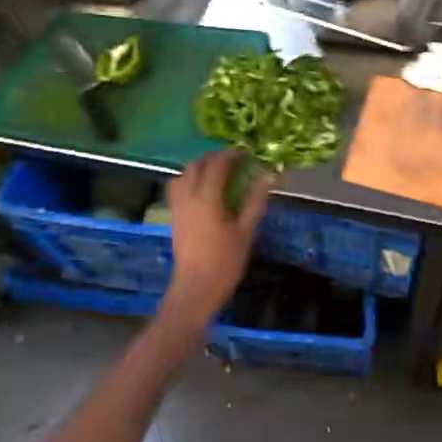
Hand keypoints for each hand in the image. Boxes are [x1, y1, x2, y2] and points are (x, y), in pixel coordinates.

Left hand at [162, 151, 270, 327]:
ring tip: (214, 172)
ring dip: (198, 167)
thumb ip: (254, 201)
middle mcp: (188, 197)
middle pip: (196, 166)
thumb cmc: (225, 262)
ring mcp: (178, 207)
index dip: (231, 155)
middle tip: (231, 160)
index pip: (217, 165)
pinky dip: (188, 180)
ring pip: (182, 175)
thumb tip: (268, 177)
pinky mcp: (174, 217)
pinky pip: (176, 188)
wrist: (196, 288)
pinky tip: (200, 190)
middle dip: (213, 158)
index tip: (245, 153)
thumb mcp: (245, 231)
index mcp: (207, 198)